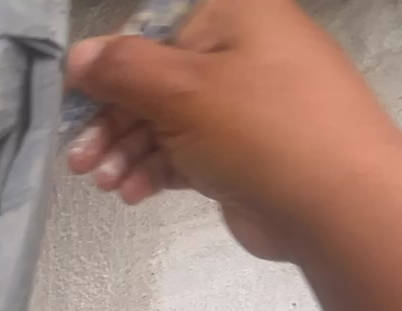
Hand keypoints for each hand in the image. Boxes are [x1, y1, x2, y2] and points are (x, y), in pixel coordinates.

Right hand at [65, 0, 401, 260]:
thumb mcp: (183, 90)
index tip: (69, 110)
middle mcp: (232, 53)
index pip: (147, 32)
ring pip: (159, 123)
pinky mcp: (232, 151)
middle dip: (109, 123)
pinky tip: (134, 193)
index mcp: (228, 17)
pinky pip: (178, 154)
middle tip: (79, 162)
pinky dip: (152, 171)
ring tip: (105, 185)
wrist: (332, 201)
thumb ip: (123, 69)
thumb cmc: (261, 130)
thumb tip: (76, 55)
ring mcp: (235, 105)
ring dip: (125, 153)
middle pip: (148, 82)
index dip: (104, 70)